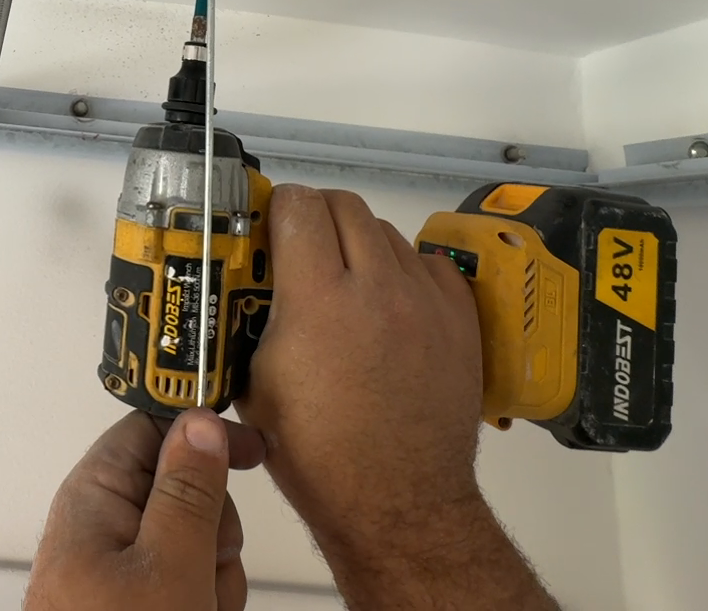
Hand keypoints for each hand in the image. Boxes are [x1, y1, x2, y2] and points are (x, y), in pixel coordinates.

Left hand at [24, 408, 265, 610]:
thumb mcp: (167, 567)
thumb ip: (187, 490)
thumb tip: (199, 419)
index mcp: (96, 493)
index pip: (150, 428)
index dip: (201, 431)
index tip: (251, 449)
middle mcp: (105, 522)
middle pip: (183, 486)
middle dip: (212, 526)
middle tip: (205, 566)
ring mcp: (122, 567)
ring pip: (195, 539)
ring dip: (213, 573)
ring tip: (197, 609)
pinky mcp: (138, 602)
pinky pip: (190, 579)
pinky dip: (205, 599)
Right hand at [237, 186, 552, 609]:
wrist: (398, 503)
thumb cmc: (312, 447)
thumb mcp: (251, 376)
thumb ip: (251, 313)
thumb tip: (246, 279)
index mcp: (317, 298)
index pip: (299, 205)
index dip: (278, 206)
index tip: (269, 227)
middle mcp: (376, 286)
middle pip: (343, 204)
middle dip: (315, 214)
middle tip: (300, 246)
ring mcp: (426, 301)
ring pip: (385, 230)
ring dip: (357, 242)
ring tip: (345, 279)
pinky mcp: (462, 321)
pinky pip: (427, 262)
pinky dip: (402, 268)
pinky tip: (389, 300)